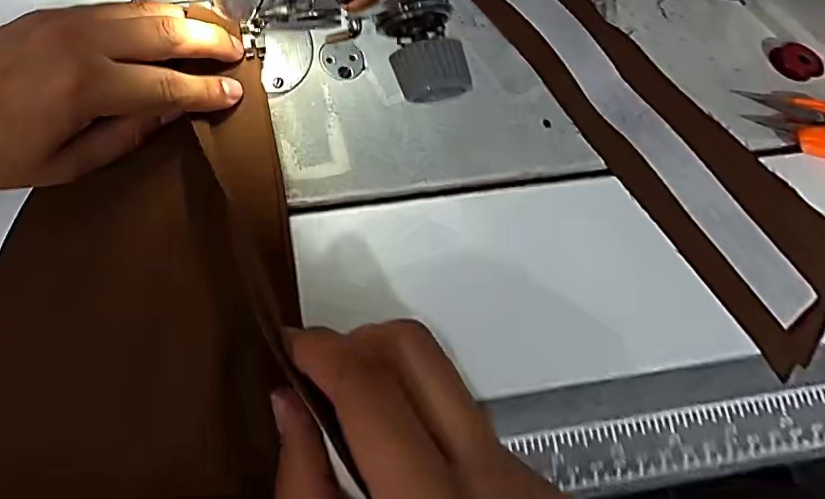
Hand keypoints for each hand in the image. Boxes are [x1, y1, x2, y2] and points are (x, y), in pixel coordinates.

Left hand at [0, 1, 244, 224]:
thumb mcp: (63, 165)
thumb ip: (124, 135)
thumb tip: (170, 110)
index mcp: (84, 86)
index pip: (165, 83)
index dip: (205, 89)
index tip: (233, 92)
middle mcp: (80, 41)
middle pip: (164, 28)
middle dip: (208, 37)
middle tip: (237, 47)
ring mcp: (65, 19)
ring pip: (142, 8)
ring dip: (183, 16)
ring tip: (214, 27)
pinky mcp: (52, 11)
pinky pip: (114, 6)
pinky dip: (149, 12)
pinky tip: (164, 21)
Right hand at [274, 321, 564, 498]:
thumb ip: (304, 488)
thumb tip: (286, 403)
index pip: (367, 385)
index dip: (319, 350)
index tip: (291, 344)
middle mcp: (487, 480)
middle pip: (412, 348)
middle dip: (354, 339)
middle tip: (323, 367)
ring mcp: (521, 478)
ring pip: (442, 375)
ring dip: (390, 373)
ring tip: (359, 412)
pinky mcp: (538, 484)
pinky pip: (468, 416)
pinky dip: (425, 413)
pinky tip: (407, 455)